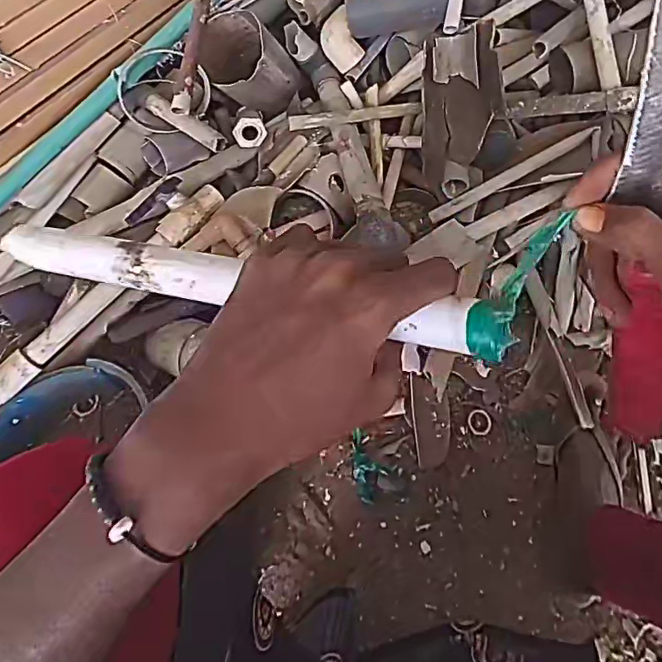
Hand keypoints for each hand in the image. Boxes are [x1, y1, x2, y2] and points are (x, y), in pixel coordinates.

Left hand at [106, 229, 454, 553]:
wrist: (219, 419)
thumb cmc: (290, 419)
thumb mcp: (366, 402)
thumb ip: (395, 363)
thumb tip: (396, 343)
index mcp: (369, 307)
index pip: (432, 272)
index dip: (441, 286)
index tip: (437, 294)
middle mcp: (335, 272)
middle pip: (389, 256)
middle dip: (392, 284)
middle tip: (379, 314)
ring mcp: (295, 260)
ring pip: (346, 248)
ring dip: (351, 272)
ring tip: (333, 307)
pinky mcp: (263, 260)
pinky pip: (303, 243)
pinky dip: (311, 260)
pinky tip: (303, 291)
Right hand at [564, 156, 661, 422]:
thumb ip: (641, 236)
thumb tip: (593, 212)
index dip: (616, 177)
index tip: (583, 202)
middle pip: (632, 199)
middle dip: (612, 240)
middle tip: (609, 268)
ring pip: (622, 230)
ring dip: (612, 269)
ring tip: (624, 301)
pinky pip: (626, 257)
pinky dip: (617, 281)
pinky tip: (628, 306)